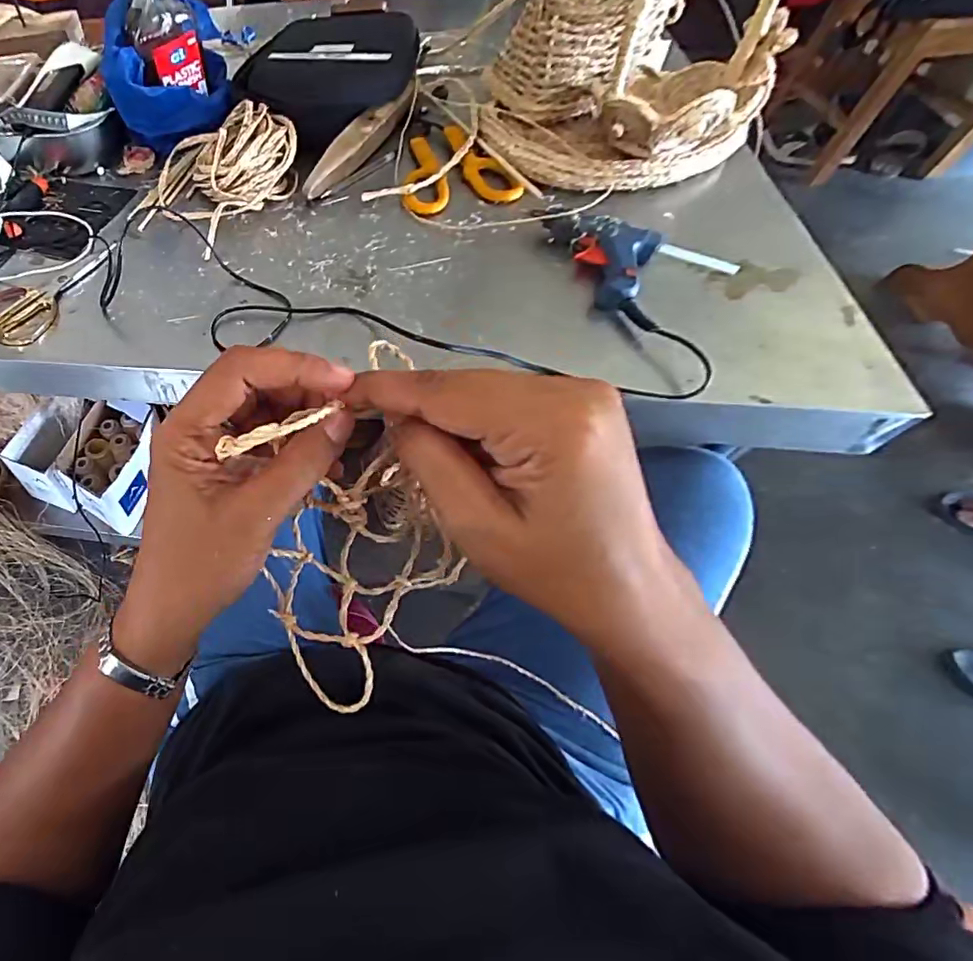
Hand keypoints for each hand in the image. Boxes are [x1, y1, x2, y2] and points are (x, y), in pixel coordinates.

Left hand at [112, 347, 354, 674]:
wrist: (174, 610)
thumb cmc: (204, 565)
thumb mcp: (258, 513)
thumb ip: (302, 461)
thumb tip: (345, 416)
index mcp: (187, 426)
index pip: (240, 369)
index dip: (294, 366)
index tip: (342, 382)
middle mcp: (196, 423)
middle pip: (254, 382)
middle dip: (304, 389)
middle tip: (349, 407)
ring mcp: (210, 442)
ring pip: (263, 407)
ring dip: (304, 415)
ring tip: (343, 432)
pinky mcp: (225, 462)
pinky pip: (264, 437)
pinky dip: (295, 442)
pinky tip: (325, 459)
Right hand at [343, 370, 698, 642]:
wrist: (628, 588)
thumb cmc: (552, 572)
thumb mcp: (474, 525)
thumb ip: (428, 458)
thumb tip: (397, 416)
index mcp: (552, 422)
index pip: (449, 392)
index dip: (390, 389)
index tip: (344, 391)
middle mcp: (572, 388)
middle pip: (467, 384)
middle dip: (417, 404)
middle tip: (371, 426)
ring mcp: (582, 389)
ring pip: (483, 387)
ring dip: (445, 411)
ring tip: (419, 445)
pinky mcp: (582, 399)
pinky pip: (506, 396)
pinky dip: (475, 415)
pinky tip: (464, 444)